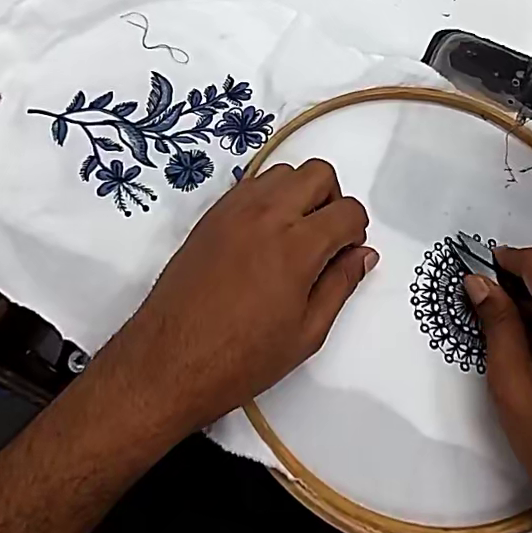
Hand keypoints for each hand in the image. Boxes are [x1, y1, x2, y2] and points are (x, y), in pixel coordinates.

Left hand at [92, 159, 376, 438]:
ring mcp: (234, 211)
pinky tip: (264, 235)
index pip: (348, 210)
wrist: (169, 361)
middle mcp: (266, 216)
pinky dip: (267, 197)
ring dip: (298, 193)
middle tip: (326, 237)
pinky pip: (250, 184)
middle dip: (332, 200)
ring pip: (283, 172)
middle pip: (318, 173)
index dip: (356, 231)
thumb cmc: (237, 358)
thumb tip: (362, 256)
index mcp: (296, 247)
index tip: (348, 251)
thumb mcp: (306, 332)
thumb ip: (340, 284)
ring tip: (294, 235)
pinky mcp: (211, 215)